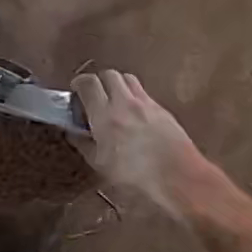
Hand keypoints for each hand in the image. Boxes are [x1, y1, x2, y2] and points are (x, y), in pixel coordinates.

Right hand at [72, 70, 217, 218]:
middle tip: (93, 95)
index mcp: (105, 116)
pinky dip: (133, 96)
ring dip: (117, 85)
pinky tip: (132, 114)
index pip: (88, 84)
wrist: (178, 176)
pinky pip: (144, 93)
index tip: (75, 90)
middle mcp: (125, 103)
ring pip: (128, 79)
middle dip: (98, 81)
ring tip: (113, 101)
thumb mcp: (100, 164)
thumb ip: (84, 144)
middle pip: (109, 75)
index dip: (79, 83)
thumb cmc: (136, 175)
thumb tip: (73, 133)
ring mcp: (146, 104)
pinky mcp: (162, 109)